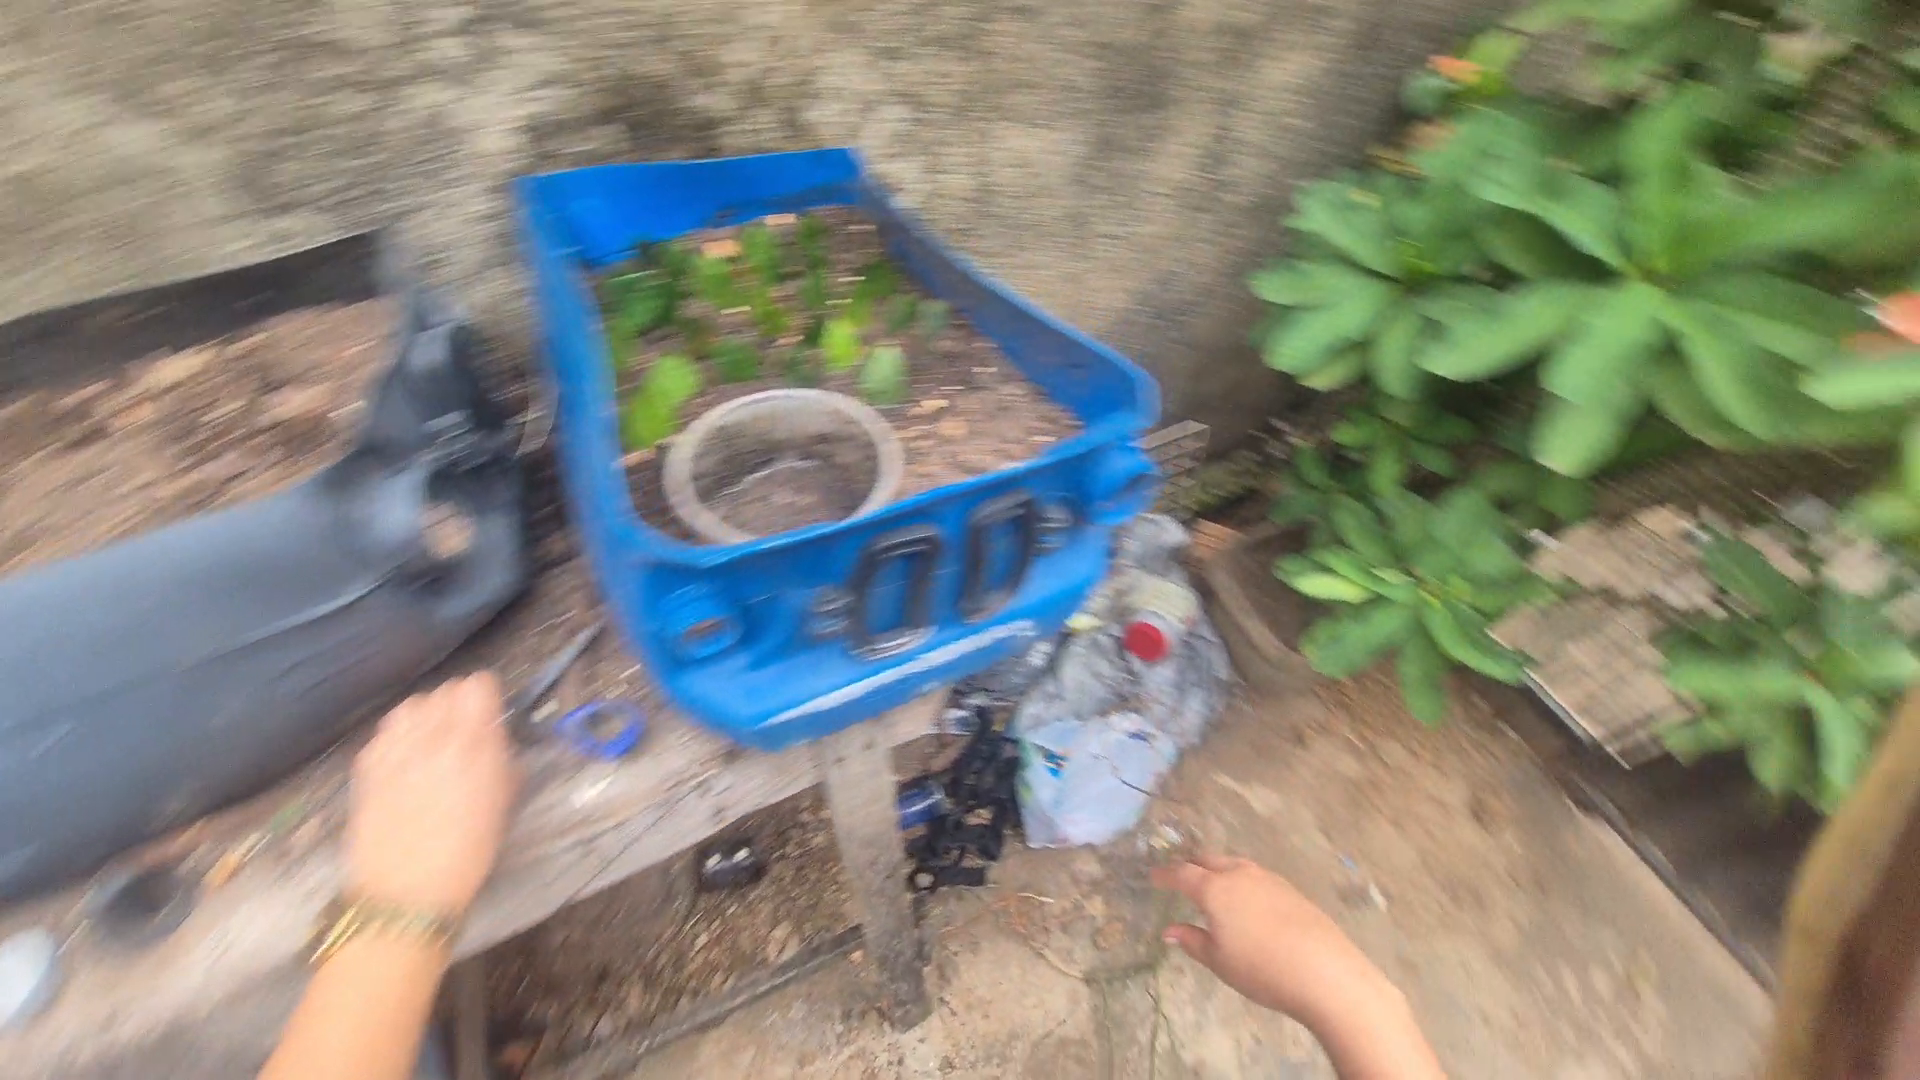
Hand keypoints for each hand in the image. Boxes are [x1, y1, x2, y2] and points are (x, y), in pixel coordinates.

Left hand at [346, 673, 519, 914]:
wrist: (407, 894)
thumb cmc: (470, 849)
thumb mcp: (503, 799)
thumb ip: (500, 758)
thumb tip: (496, 739)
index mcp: (473, 743)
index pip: (478, 685)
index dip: (487, 696)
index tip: (492, 714)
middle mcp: (432, 738)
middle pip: (444, 691)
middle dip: (458, 704)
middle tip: (466, 730)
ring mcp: (394, 752)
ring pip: (410, 706)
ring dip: (425, 716)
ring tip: (432, 740)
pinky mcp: (365, 769)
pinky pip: (384, 733)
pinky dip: (398, 737)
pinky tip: (406, 760)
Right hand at [1150, 855, 1391, 1027]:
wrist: (1325, 971)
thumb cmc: (1261, 968)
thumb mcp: (1219, 961)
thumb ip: (1192, 941)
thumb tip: (1168, 931)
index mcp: (1214, 888)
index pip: (1182, 874)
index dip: (1165, 875)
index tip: (1153, 877)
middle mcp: (1238, 874)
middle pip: (1208, 860)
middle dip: (1191, 865)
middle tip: (1180, 875)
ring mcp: (1267, 878)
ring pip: (1234, 864)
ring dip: (1218, 869)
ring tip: (1213, 882)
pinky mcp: (1290, 889)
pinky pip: (1255, 875)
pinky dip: (1241, 879)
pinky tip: (1247, 898)